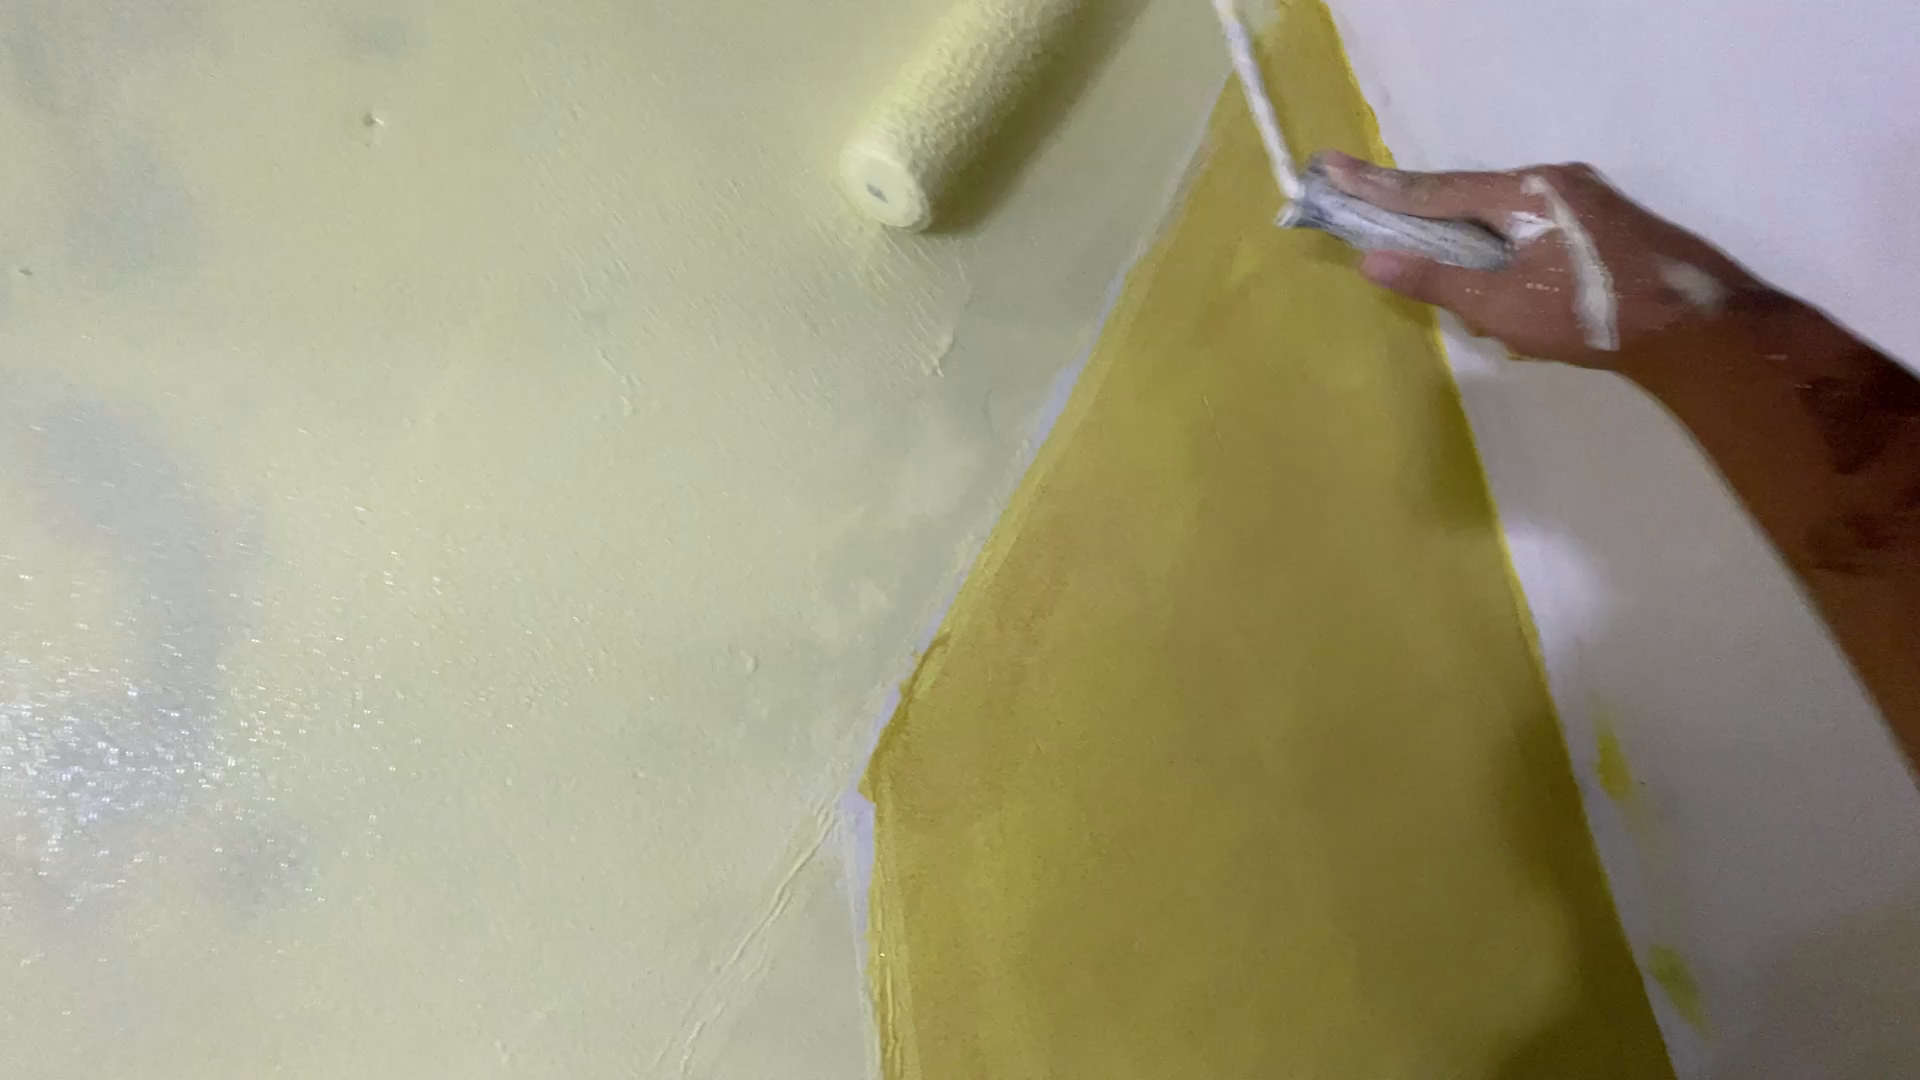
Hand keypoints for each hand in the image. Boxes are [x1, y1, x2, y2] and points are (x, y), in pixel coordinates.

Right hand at [1317, 151, 1761, 372]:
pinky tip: (1481, 268)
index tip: (1331, 167)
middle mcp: (1549, 181)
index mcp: (1523, 193)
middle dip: (1408, 203)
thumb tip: (1370, 260)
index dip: (1375, 185)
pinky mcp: (1590, 220)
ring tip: (1425, 256)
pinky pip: (1517, 222)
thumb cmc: (1585, 314)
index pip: (1431, 189)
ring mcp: (1575, 198)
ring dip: (1450, 232)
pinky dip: (1484, 241)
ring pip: (1490, 210)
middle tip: (1361, 201)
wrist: (1695, 325)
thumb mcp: (1497, 304)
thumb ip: (1432, 278)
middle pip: (1459, 192)